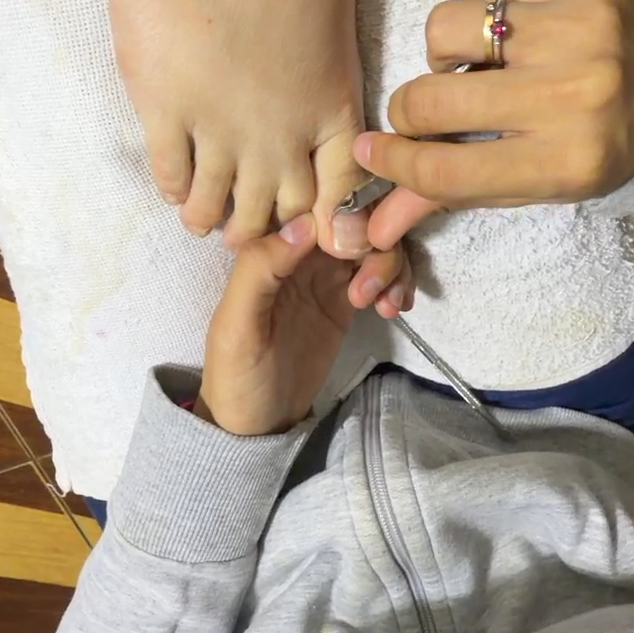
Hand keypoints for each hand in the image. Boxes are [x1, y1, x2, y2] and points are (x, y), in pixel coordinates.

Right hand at [56, 0, 371, 256]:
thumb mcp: (328, 18)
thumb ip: (321, 75)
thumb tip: (305, 103)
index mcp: (331, 105)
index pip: (337, 189)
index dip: (324, 218)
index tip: (308, 225)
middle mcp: (282, 133)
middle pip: (277, 208)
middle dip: (262, 225)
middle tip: (245, 228)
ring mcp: (222, 129)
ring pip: (219, 207)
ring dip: (212, 221)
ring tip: (203, 221)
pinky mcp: (166, 112)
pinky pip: (172, 177)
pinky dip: (174, 190)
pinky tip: (173, 188)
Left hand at [198, 215, 413, 436]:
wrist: (256, 425)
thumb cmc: (236, 375)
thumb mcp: (238, 327)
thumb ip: (261, 271)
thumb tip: (304, 223)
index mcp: (269, 249)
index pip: (315, 207)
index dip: (345, 215)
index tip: (357, 248)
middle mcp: (300, 254)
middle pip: (353, 222)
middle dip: (376, 245)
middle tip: (373, 290)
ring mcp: (326, 276)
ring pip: (373, 245)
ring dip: (390, 266)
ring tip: (385, 305)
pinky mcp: (346, 300)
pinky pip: (381, 274)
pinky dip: (397, 282)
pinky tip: (394, 309)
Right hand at [351, 0, 633, 249]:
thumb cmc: (591, 155)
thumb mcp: (528, 188)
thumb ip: (451, 195)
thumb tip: (374, 227)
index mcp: (564, 163)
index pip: (445, 169)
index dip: (394, 163)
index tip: (371, 152)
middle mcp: (574, 95)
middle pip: (434, 99)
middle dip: (412, 109)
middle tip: (429, 110)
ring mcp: (583, 28)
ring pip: (448, 26)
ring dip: (446, 52)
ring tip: (478, 66)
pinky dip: (483, 11)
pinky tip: (510, 32)